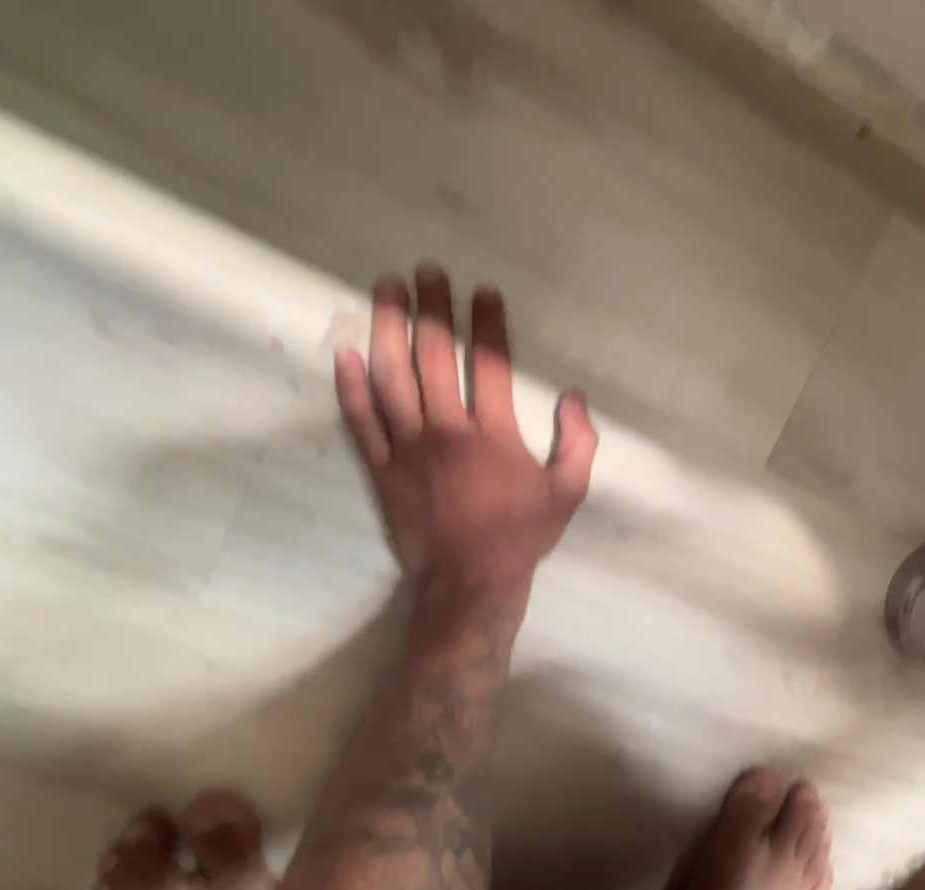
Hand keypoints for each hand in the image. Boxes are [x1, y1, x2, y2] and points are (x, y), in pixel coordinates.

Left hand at [334, 264, 596, 613]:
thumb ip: (577, 443)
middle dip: (432, 309)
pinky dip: (351, 388)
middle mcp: (446, 430)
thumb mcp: (568, 493)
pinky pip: (361, 422)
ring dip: (387, 329)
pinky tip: (346, 354)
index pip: (488, 364)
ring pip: (391, 377)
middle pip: (434, 357)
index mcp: (493, 434)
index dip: (487, 323)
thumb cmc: (522, 535)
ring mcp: (408, 447)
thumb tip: (574, 398)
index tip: (484, 291)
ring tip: (385, 289)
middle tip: (427, 271)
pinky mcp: (381, 468)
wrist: (470, 582)